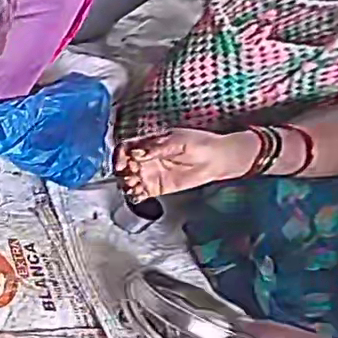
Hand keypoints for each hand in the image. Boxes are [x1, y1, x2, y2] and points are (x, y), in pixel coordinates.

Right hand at [113, 127, 258, 200]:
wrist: (219, 160)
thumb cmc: (202, 144)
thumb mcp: (179, 141)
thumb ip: (158, 147)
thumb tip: (138, 153)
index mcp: (148, 145)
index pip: (125, 149)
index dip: (119, 156)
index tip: (121, 164)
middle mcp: (144, 160)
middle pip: (123, 166)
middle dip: (122, 172)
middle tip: (130, 176)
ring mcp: (148, 174)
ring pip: (127, 181)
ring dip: (126, 184)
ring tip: (134, 185)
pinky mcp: (154, 188)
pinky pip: (138, 194)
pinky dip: (134, 196)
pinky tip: (138, 195)